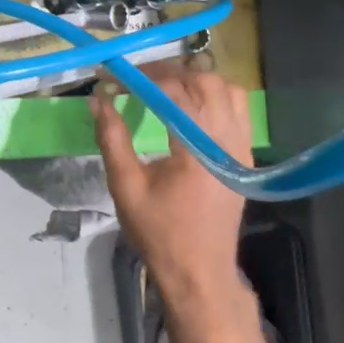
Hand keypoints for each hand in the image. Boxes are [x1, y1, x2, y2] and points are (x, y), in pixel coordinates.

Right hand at [91, 64, 254, 307]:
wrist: (199, 270)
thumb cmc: (158, 231)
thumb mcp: (125, 185)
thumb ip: (112, 137)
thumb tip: (99, 99)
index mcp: (197, 151)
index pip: (174, 93)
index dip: (141, 77)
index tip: (112, 76)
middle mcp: (227, 143)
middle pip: (208, 83)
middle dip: (169, 72)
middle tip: (135, 77)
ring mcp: (242, 150)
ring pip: (230, 92)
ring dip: (196, 80)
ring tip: (162, 85)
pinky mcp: (244, 157)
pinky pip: (238, 110)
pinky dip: (213, 96)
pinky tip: (187, 105)